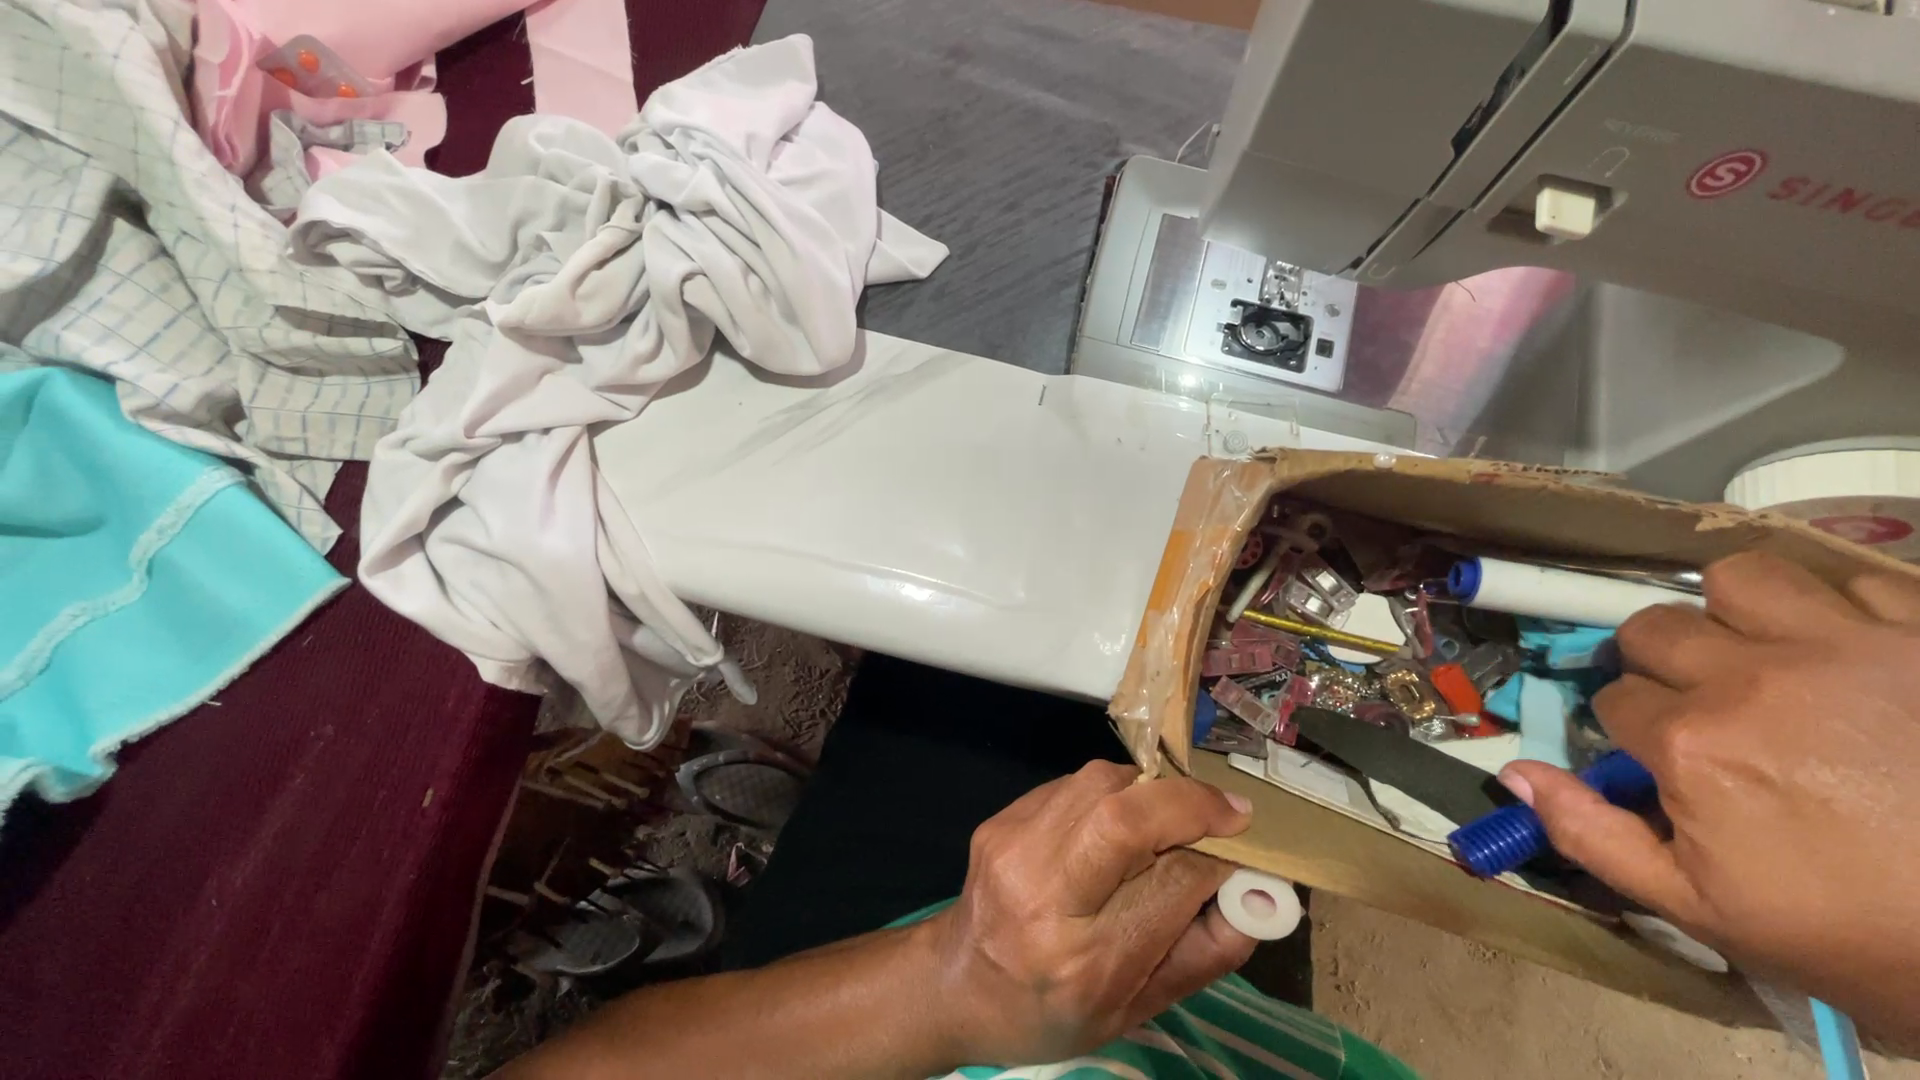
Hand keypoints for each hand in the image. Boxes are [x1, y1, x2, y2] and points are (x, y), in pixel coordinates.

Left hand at [924, 761, 1256, 1065]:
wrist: (960, 983)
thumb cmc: (1057, 1010)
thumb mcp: (1140, 1007)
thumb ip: (1205, 952)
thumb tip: (1261, 892)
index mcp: (1086, 961)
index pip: (1171, 882)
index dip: (1218, 856)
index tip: (1243, 848)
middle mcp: (1042, 896)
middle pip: (1122, 817)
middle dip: (1187, 802)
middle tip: (1226, 811)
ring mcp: (1012, 848)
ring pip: (1098, 784)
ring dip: (1149, 790)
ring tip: (1169, 816)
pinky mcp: (999, 820)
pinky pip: (1071, 786)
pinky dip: (1109, 793)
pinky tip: (1114, 822)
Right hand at [1502, 552, 1919, 1044]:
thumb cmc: (1857, 930)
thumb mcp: (1704, 910)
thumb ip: (1592, 835)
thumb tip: (1513, 773)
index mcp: (1692, 744)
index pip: (1614, 700)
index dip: (1633, 730)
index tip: (1668, 759)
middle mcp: (1754, 679)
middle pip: (1654, 628)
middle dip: (1660, 663)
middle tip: (1703, 701)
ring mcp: (1851, 648)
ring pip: (1740, 577)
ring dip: (1734, 611)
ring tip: (1762, 652)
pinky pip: (1853, 580)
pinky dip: (1837, 606)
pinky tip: (1847, 650)